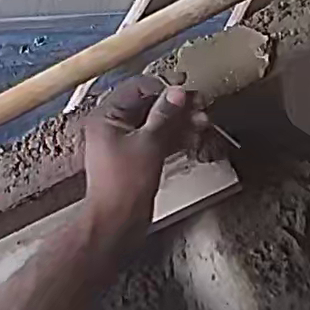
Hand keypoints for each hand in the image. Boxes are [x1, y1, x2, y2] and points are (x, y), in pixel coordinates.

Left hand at [81, 76, 205, 234]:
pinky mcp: (137, 158)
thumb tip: (177, 92)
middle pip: (148, 105)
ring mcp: (125, 142)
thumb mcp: (148, 144)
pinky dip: (175, 137)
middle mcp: (113, 126)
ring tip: (203, 122)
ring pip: (156, 123)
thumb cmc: (123, 185)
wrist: (117, 222)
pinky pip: (157, 139)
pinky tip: (195, 136)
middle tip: (200, 104)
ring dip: (180, 121)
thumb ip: (164, 115)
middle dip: (176, 105)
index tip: (185, 89)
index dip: (163, 87)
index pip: (136, 88)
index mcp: (107, 116)